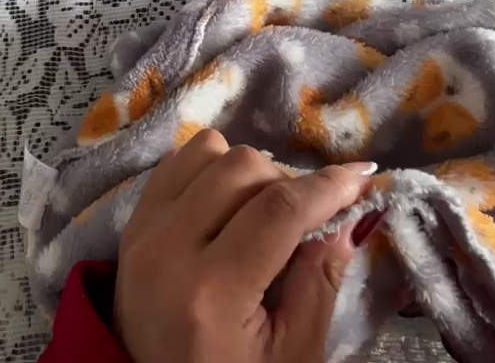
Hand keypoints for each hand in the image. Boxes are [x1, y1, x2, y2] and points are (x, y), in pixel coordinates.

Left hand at [113, 128, 375, 362]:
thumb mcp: (291, 356)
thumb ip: (319, 284)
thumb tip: (347, 218)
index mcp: (210, 294)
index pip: (277, 211)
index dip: (326, 186)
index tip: (362, 174)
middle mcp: (168, 248)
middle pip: (242, 168)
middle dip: (286, 183)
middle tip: (303, 218)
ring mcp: (143, 228)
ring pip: (208, 150)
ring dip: (245, 170)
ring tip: (260, 211)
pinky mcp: (132, 218)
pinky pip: (177, 158)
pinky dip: (210, 167)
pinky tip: (225, 202)